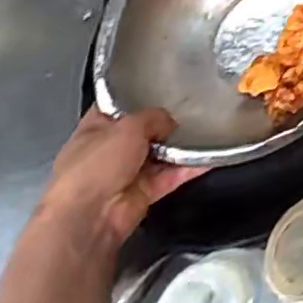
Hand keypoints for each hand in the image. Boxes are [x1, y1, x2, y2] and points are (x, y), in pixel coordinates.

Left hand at [38, 107, 205, 247]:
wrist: (90, 218)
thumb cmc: (98, 165)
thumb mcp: (128, 127)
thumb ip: (155, 117)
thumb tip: (171, 124)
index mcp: (93, 132)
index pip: (115, 106)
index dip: (135, 95)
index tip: (162, 84)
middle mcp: (109, 152)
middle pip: (143, 130)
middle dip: (166, 121)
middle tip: (195, 106)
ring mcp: (127, 173)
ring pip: (161, 153)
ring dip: (182, 145)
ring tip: (210, 127)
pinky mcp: (144, 192)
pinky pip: (173, 174)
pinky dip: (191, 167)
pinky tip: (212, 154)